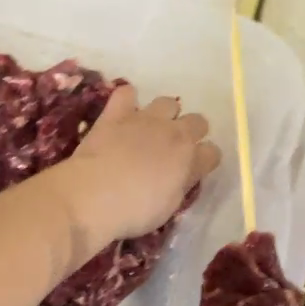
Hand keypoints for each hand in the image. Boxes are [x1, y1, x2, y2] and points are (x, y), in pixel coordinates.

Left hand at [50, 84, 221, 240]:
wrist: (92, 198)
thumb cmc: (132, 211)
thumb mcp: (167, 207)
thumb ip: (179, 185)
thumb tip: (181, 176)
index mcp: (190, 160)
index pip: (212, 153)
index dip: (204, 161)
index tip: (193, 169)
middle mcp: (174, 133)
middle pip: (197, 121)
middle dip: (190, 133)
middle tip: (171, 150)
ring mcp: (145, 120)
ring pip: (168, 102)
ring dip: (164, 114)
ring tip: (149, 130)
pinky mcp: (116, 115)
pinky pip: (126, 93)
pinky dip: (126, 100)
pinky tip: (121, 112)